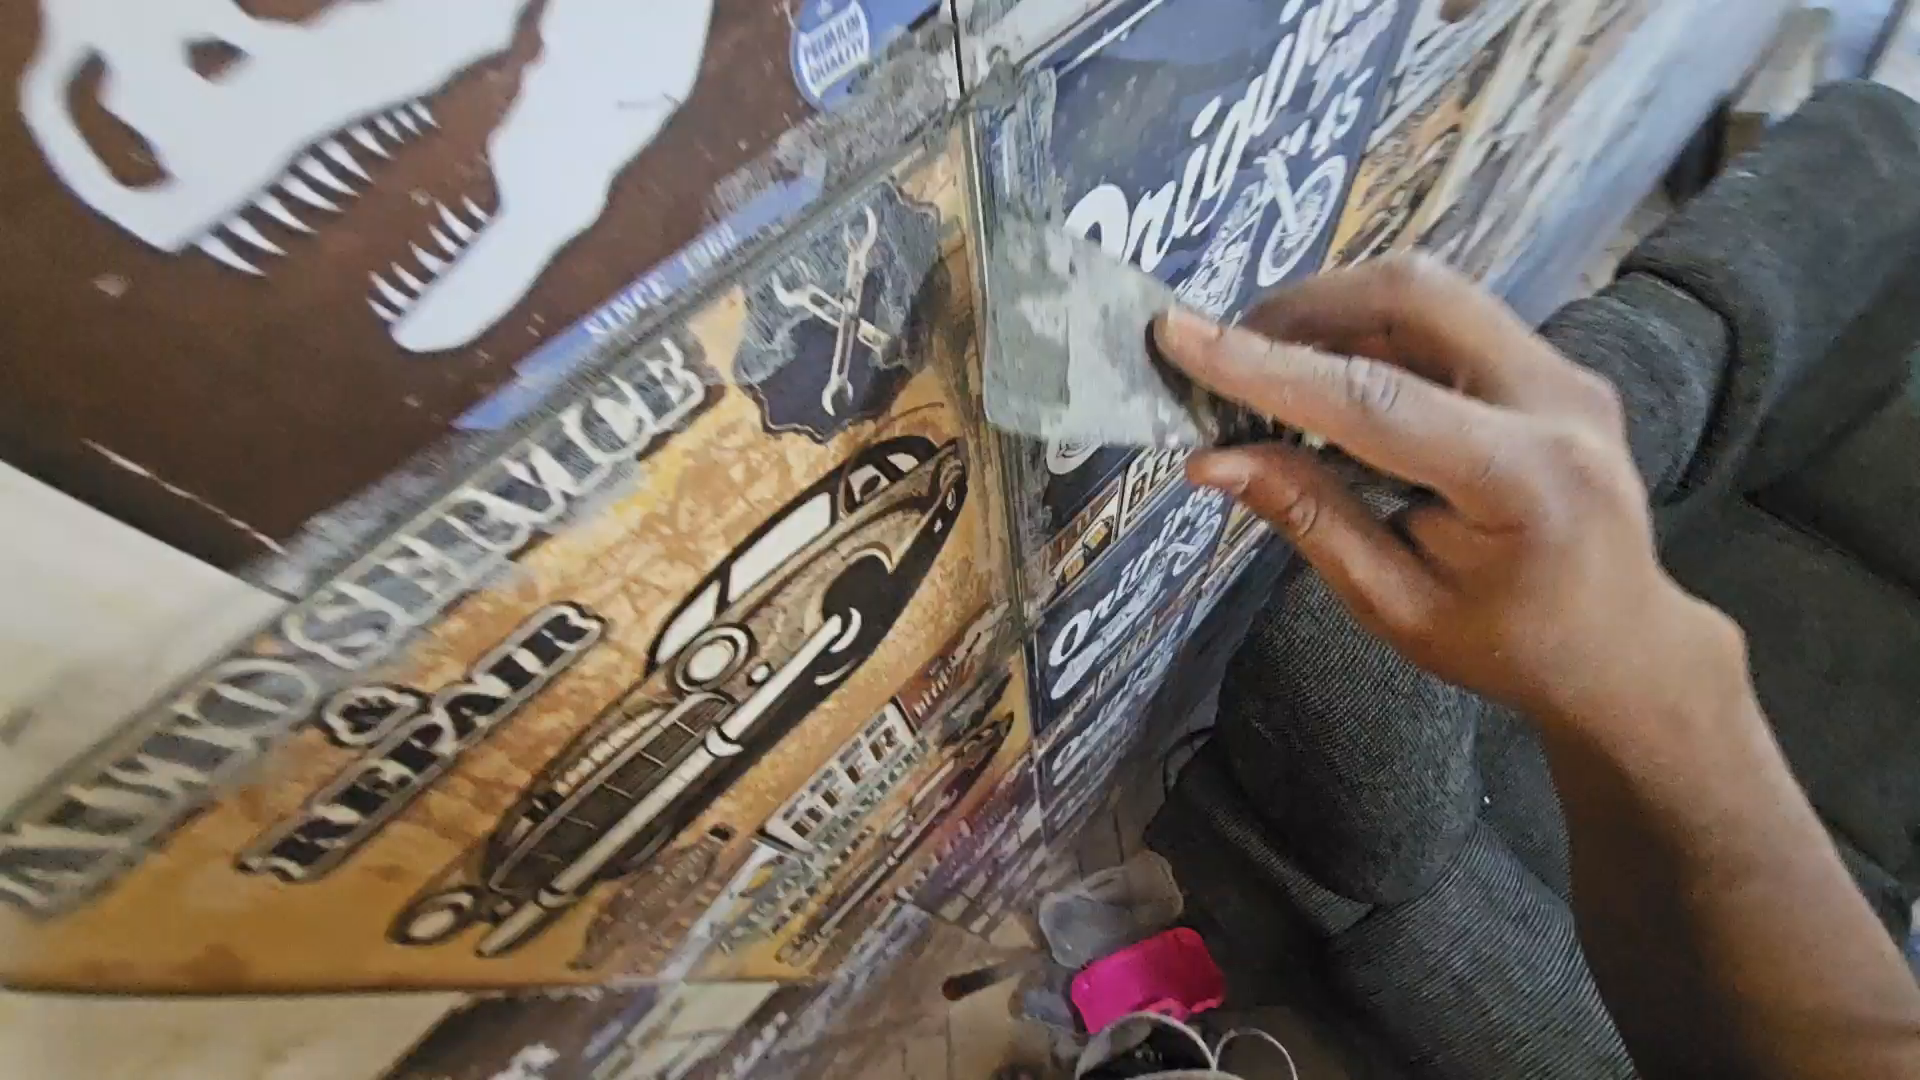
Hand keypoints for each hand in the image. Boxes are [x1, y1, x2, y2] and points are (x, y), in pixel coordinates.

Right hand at [1154, 256, 1739, 725]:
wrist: (1621, 643)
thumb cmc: (1502, 643)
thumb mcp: (1390, 601)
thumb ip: (1307, 516)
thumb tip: (1211, 461)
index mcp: (1522, 477)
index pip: (1370, 397)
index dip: (1263, 365)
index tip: (1179, 335)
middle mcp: (1556, 396)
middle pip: (1411, 297)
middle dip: (1300, 310)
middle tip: (1227, 353)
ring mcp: (1560, 369)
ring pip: (1424, 293)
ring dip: (1326, 315)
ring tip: (1263, 365)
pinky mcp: (1546, 364)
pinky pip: (1438, 316)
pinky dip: (1359, 331)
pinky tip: (1319, 375)